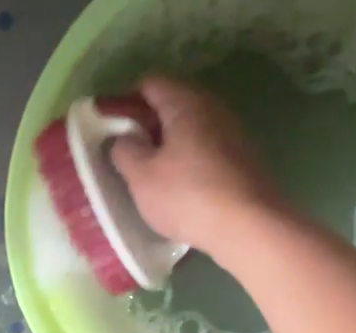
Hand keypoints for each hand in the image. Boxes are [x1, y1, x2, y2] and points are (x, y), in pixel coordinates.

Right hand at [110, 75, 281, 259]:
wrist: (247, 226)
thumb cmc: (186, 196)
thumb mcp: (141, 177)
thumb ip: (124, 151)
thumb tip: (122, 138)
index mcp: (185, 103)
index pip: (150, 83)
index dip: (125, 99)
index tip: (109, 124)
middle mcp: (212, 107)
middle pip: (173, 100)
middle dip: (147, 120)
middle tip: (126, 147)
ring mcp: (231, 130)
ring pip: (190, 124)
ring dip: (168, 139)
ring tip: (149, 167)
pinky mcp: (241, 156)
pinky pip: (205, 145)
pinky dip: (187, 155)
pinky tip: (178, 181)